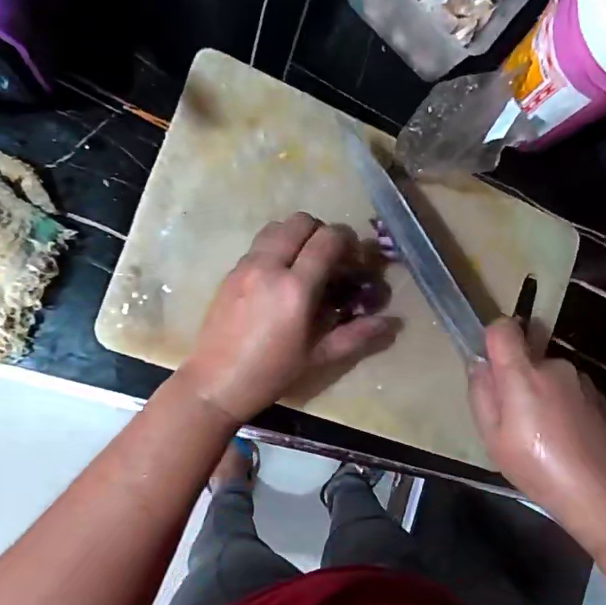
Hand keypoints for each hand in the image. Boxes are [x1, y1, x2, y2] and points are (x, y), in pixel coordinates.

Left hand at [182, 212, 397, 422]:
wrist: (215, 383)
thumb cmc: (271, 374)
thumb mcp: (318, 357)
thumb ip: (355, 335)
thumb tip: (390, 323)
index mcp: (295, 288)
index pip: (327, 239)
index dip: (347, 242)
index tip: (353, 259)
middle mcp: (269, 267)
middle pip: (301, 221)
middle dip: (322, 232)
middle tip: (330, 259)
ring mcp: (246, 266)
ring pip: (276, 227)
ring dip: (297, 235)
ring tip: (304, 263)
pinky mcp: (230, 272)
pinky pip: (258, 244)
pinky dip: (276, 248)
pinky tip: (280, 278)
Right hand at [468, 319, 605, 536]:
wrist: (599, 491)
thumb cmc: (537, 467)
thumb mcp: (493, 438)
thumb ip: (481, 395)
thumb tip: (479, 365)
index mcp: (524, 374)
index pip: (504, 328)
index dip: (492, 340)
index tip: (489, 366)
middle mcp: (554, 366)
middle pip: (526, 355)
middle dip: (515, 377)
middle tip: (511, 418)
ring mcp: (580, 379)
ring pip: (547, 374)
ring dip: (539, 394)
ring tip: (539, 434)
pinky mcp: (597, 395)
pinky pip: (566, 389)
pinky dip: (559, 405)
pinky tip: (561, 437)